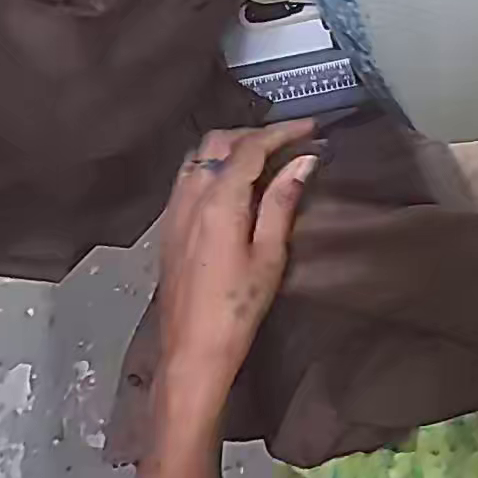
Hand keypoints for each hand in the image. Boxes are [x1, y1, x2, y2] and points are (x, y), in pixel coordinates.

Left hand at [154, 120, 318, 423]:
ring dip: (231, 146)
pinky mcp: (169, 225)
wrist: (192, 350)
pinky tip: (233, 182)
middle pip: (219, 141)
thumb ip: (282, 202)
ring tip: (264, 156)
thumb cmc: (236, 309)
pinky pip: (188, 175)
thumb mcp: (270, 254)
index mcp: (219, 202)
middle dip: (255, 133)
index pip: (250, 148)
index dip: (282, 132)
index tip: (309, 127)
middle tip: (289, 141)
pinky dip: (213, 164)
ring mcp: (174, 210)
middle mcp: (190, 197)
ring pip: (199, 155)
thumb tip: (303, 162)